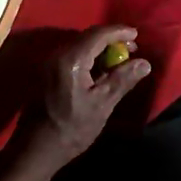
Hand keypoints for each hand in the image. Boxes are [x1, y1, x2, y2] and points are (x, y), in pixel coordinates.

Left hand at [34, 24, 150, 160]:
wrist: (36, 149)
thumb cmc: (71, 129)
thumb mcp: (102, 105)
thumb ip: (122, 80)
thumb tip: (144, 63)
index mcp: (71, 60)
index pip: (97, 34)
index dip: (119, 32)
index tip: (137, 35)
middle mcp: (57, 54)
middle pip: (87, 36)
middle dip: (111, 39)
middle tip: (131, 49)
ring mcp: (49, 63)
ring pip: (79, 45)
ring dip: (100, 48)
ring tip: (119, 60)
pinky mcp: (46, 73)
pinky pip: (71, 55)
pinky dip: (89, 57)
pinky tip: (100, 70)